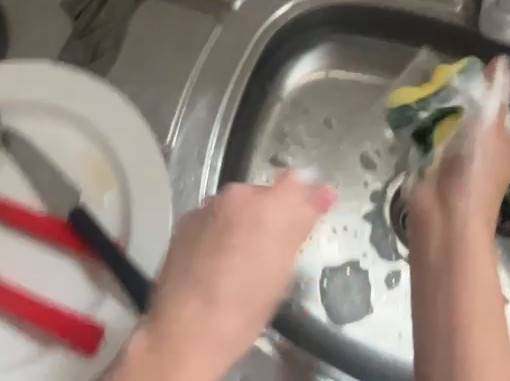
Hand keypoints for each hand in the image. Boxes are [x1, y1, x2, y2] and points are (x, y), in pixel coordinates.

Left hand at [112, 171, 335, 380]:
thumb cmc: (244, 308)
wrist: (186, 328)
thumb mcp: (284, 271)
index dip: (306, 194)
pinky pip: (213, 217)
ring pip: (237, 206)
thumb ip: (302, 223)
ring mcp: (210, 205)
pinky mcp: (187, 218)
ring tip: (240, 260)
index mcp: (271, 206)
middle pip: (264, 194)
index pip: (298, 181)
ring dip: (243, 222)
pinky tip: (215, 261)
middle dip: (270, 214)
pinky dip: (219, 231)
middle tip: (271, 249)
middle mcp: (239, 195)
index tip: (313, 208)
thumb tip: (323, 192)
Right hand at [405, 57, 509, 244]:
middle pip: (466, 107)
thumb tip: (502, 60)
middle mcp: (482, 143)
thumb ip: (492, 93)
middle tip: (432, 74)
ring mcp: (454, 153)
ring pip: (442, 118)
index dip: (481, 84)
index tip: (460, 67)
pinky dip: (414, 122)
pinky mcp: (430, 161)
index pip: (495, 100)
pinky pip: (423, 133)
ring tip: (416, 86)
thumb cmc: (475, 171)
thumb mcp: (489, 125)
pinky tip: (404, 106)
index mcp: (504, 137)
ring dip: (430, 105)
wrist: (446, 218)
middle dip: (450, 92)